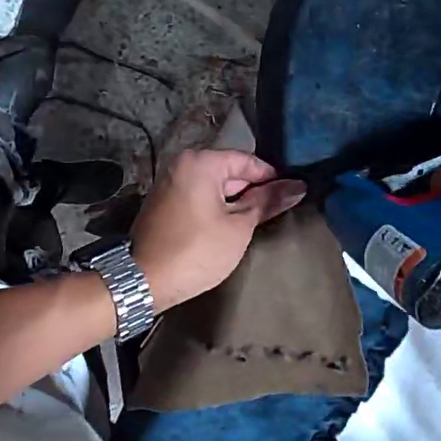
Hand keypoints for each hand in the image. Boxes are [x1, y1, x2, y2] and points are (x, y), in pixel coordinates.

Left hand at [131, 149, 306, 310]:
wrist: (144, 280)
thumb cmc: (196, 251)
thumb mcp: (239, 227)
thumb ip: (267, 202)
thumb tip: (297, 187)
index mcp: (200, 162)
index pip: (247, 160)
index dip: (272, 177)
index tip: (291, 193)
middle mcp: (182, 164)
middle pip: (229, 170)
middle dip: (253, 189)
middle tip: (278, 209)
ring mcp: (169, 183)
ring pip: (214, 185)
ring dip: (235, 200)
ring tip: (258, 219)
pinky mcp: (164, 203)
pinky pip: (199, 196)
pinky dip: (216, 206)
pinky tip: (231, 225)